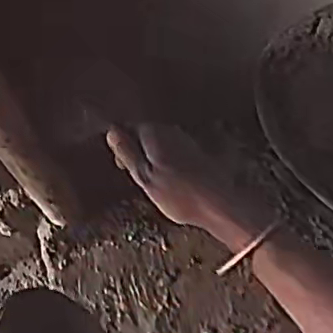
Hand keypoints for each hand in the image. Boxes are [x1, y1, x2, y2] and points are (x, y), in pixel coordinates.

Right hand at [106, 123, 272, 244]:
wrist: (221, 207)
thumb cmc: (180, 195)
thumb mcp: (143, 177)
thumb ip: (126, 152)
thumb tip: (112, 132)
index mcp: (154, 133)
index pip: (128, 126)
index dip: (121, 144)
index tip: (121, 163)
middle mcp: (172, 130)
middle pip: (145, 133)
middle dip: (138, 149)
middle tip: (137, 175)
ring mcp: (187, 141)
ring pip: (160, 143)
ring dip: (153, 157)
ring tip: (154, 182)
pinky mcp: (199, 153)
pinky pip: (174, 152)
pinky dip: (168, 163)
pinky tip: (171, 182)